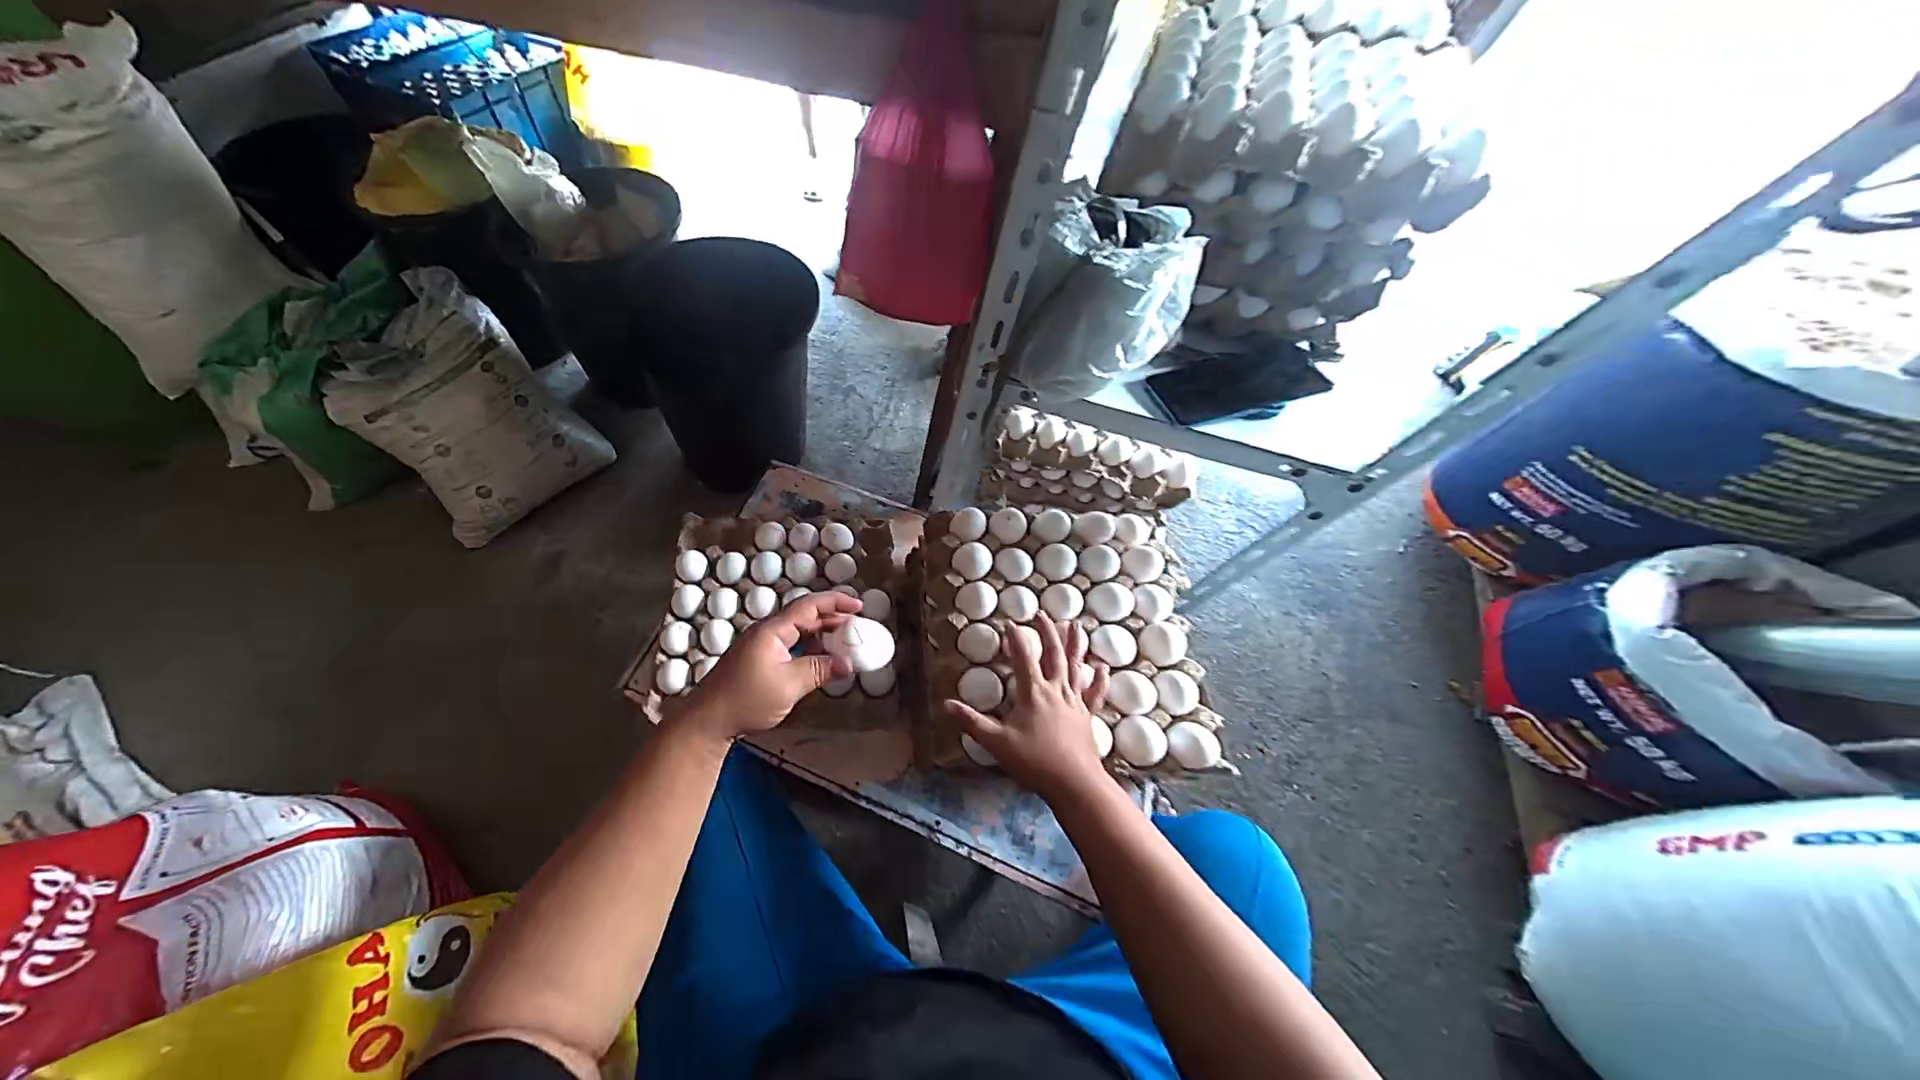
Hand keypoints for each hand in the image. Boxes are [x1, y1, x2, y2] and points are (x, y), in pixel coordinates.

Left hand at [681, 592, 860, 740]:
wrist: (708, 721)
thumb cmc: (745, 700)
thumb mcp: (789, 686)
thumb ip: (820, 670)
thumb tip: (847, 664)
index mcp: (772, 631)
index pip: (809, 606)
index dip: (836, 603)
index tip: (858, 607)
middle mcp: (767, 633)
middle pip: (805, 617)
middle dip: (834, 620)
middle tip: (858, 628)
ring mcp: (762, 646)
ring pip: (799, 632)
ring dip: (823, 636)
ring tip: (845, 645)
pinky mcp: (760, 660)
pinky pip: (792, 645)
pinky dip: (811, 649)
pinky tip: (823, 661)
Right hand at [944, 615, 1112, 800]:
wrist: (1075, 782)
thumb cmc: (1034, 761)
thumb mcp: (996, 742)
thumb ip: (971, 722)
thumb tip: (946, 704)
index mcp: (1033, 692)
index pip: (1023, 657)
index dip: (1015, 638)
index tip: (1010, 623)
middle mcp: (1056, 690)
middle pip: (1053, 653)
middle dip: (1047, 632)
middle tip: (1042, 615)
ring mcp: (1075, 701)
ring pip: (1076, 666)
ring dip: (1075, 645)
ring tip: (1076, 626)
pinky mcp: (1087, 715)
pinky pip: (1095, 692)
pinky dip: (1099, 678)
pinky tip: (1103, 667)